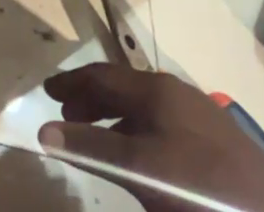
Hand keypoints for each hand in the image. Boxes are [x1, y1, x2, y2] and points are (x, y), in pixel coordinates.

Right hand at [39, 64, 263, 211]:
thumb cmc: (200, 187)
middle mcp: (177, 93)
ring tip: (98, 137)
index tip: (47, 91)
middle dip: (91, 98)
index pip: (101, 75)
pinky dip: (139, 130)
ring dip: (115, 116)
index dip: (71, 82)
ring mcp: (201, 116)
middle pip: (123, 86)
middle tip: (67, 115)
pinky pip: (164, 123)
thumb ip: (92, 147)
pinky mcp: (218, 141)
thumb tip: (45, 130)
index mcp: (156, 90)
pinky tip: (141, 156)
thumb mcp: (138, 168)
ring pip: (145, 106)